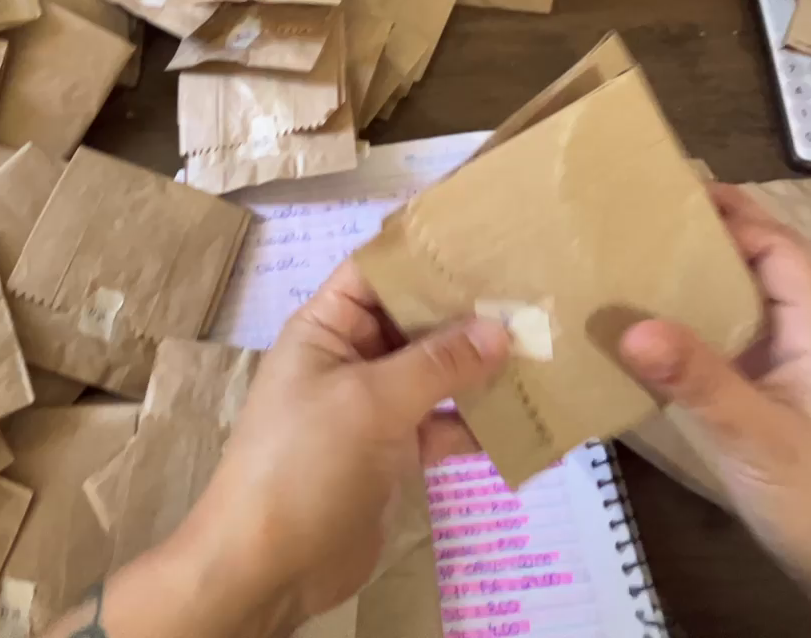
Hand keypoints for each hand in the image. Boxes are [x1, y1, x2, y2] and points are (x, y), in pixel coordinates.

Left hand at [172, 261, 511, 628]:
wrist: (270, 565)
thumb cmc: (306, 458)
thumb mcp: (369, 400)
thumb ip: (436, 363)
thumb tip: (500, 328)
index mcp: (327, 325)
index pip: (376, 272)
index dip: (423, 257)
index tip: (483, 246)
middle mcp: (350, 355)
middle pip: (412, 321)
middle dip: (464, 314)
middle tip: (529, 298)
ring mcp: (373, 404)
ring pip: (432, 373)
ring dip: (477, 368)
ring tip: (539, 349)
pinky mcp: (393, 449)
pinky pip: (440, 423)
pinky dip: (474, 422)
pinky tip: (522, 417)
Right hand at [615, 185, 810, 637]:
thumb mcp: (760, 441)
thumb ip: (698, 381)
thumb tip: (628, 324)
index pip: (780, 249)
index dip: (734, 212)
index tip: (673, 188)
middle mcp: (807, 342)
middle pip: (759, 269)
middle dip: (707, 236)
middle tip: (638, 218)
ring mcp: (790, 375)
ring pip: (740, 309)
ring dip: (694, 282)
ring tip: (631, 263)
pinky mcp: (772, 404)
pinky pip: (727, 347)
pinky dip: (689, 328)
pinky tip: (649, 336)